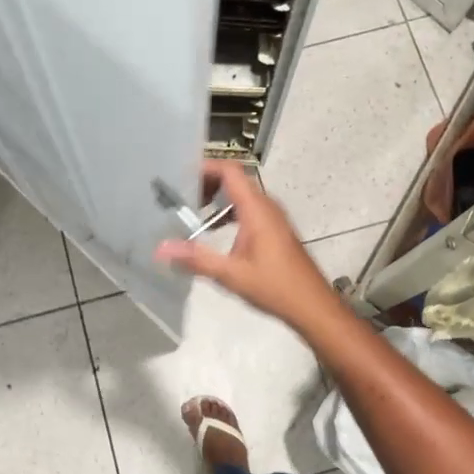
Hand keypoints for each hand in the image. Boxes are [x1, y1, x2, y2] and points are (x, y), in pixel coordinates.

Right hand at [154, 160, 341, 331]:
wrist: (312, 306)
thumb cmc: (275, 286)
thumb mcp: (231, 274)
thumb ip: (196, 259)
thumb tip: (160, 249)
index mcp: (256, 209)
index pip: (230, 171)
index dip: (205, 168)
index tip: (179, 178)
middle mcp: (266, 206)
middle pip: (234, 180)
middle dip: (206, 184)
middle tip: (178, 198)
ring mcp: (273, 218)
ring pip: (241, 196)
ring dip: (216, 200)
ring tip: (190, 214)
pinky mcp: (275, 230)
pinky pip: (248, 210)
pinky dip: (228, 213)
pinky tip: (213, 234)